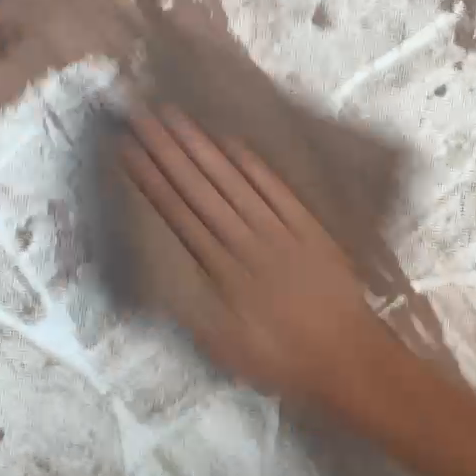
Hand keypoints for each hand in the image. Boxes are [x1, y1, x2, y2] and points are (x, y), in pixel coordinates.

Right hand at [119, 107, 399, 411]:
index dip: (150, 179)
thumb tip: (156, 272)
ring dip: (202, 147)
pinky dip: (253, 164)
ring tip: (175, 117)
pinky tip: (231, 141)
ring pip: (233, 181)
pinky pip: (276, 189)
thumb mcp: (223, 347)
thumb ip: (190, 308)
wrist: (347, 359)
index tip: (128, 148)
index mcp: (220, 271)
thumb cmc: (280, 361)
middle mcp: (245, 242)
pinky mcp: (309, 227)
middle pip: (199, 188)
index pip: (177, 214)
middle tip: (141, 114)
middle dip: (167, 150)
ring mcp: (279, 230)